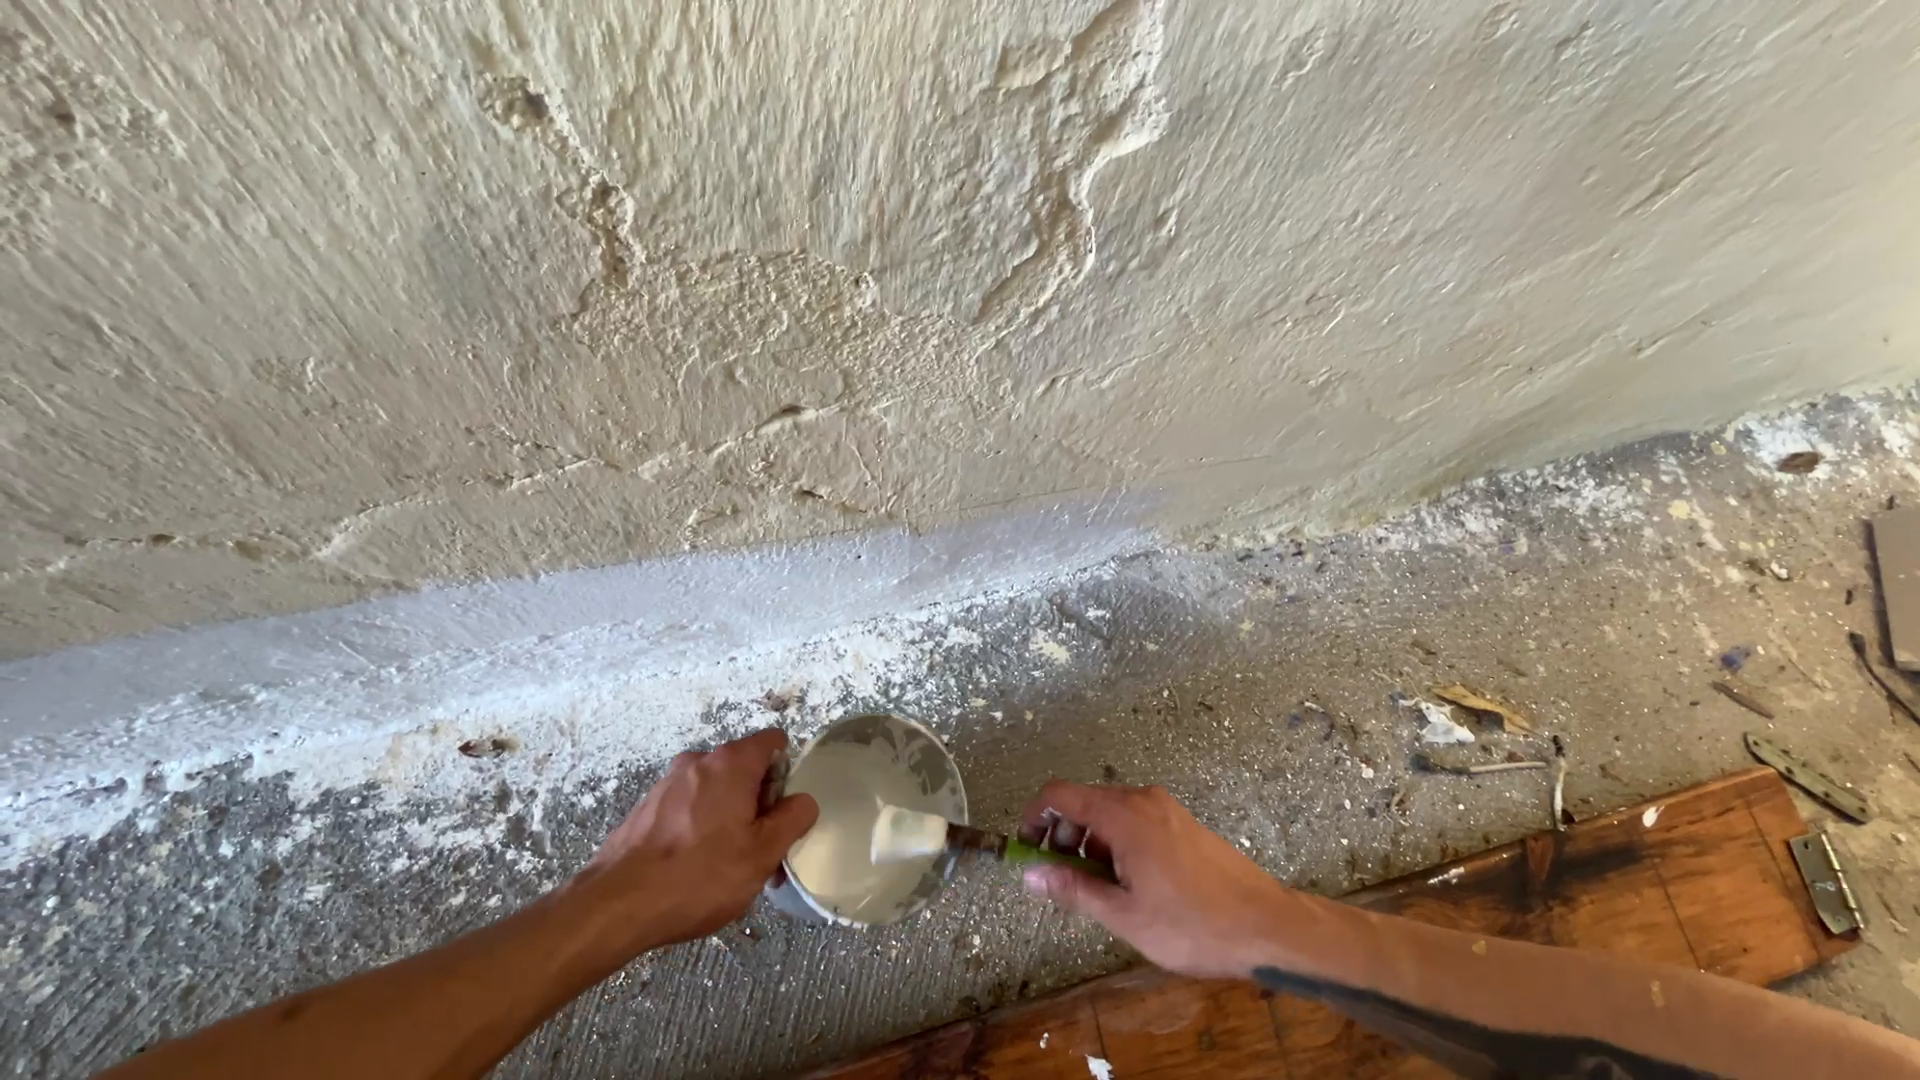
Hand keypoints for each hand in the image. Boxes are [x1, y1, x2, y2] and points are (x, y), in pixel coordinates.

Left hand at [577, 729, 818, 953]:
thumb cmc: (699, 876)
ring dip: (730, 818)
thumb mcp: (762, 854)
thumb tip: (802, 801)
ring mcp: (667, 783)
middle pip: (744, 768)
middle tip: (763, 849)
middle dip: (759, 802)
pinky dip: (700, 828)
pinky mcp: (646, 808)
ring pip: (715, 791)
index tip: (784, 810)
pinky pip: (688, 807)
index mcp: (731, 763)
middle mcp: (698, 762)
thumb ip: (792, 820)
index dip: (787, 771)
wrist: (616, 907)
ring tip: (729, 867)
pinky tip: (696, 869)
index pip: (773, 741)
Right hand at [1019, 780, 1293, 978]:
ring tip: (1095, 888)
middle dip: (1061, 834)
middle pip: (1083, 801)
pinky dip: (1115, 842)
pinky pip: (1134, 820)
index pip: (1060, 794)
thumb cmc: (1192, 925)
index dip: (1033, 816)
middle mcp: (1142, 800)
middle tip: (1059, 877)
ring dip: (1089, 842)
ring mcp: (1165, 808)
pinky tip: (1127, 882)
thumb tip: (1031, 875)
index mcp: (1123, 815)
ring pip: (1109, 812)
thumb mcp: (1124, 915)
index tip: (1024, 848)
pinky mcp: (1181, 822)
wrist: (1268, 926)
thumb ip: (1073, 889)